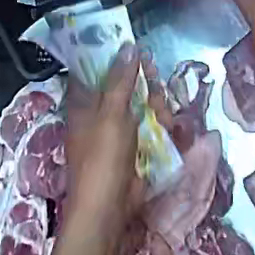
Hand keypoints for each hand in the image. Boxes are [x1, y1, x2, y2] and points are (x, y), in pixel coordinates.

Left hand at [62, 45, 145, 244]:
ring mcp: (117, 132)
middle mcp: (98, 114)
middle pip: (123, 86)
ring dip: (156, 106)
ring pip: (140, 106)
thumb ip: (121, 79)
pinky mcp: (134, 148)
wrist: (108, 209)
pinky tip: (172, 127)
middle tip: (155, 79)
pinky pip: (149, 128)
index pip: (93, 69)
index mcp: (83, 103)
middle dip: (143, 83)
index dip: (111, 56)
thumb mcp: (111, 113)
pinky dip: (160, 126)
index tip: (133, 47)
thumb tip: (128, 46)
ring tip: (164, 114)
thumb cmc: (102, 158)